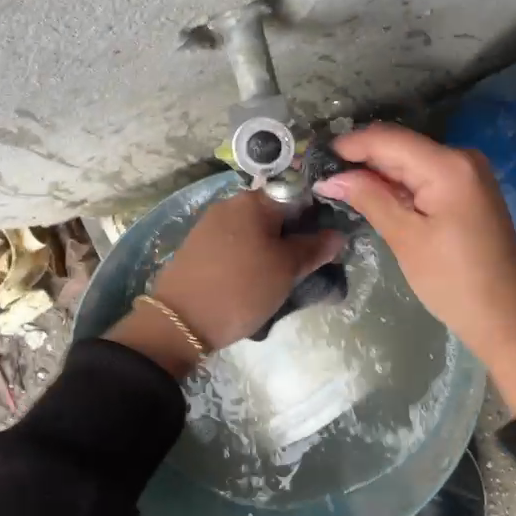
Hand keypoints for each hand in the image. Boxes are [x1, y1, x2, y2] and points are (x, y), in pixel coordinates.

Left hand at [151, 190, 345, 349]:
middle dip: (295, 234)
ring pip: (256, 230)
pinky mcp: (199, 246)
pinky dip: (252, 257)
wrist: (178, 322)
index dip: (317, 214)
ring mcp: (211, 224)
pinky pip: (237, 243)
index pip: (298, 193)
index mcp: (254, 200)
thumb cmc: (241, 288)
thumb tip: (337, 234)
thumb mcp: (287, 270)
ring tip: (284, 277)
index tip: (327, 240)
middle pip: (276, 212)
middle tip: (309, 264)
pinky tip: (257, 280)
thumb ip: (315, 248)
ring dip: (273, 248)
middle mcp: (231, 203)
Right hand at [315, 124, 515, 413]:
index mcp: (449, 166)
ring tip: (341, 185)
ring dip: (380, 171)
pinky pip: (428, 175)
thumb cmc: (451, 280)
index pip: (389, 140)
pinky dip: (402, 183)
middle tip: (324, 175)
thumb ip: (369, 198)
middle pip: (402, 147)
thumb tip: (331, 178)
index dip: (351, 145)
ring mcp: (471, 172)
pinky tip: (377, 195)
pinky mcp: (471, 189)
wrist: (503, 314)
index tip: (317, 157)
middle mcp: (463, 157)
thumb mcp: (405, 238)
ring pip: (413, 160)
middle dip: (363, 159)